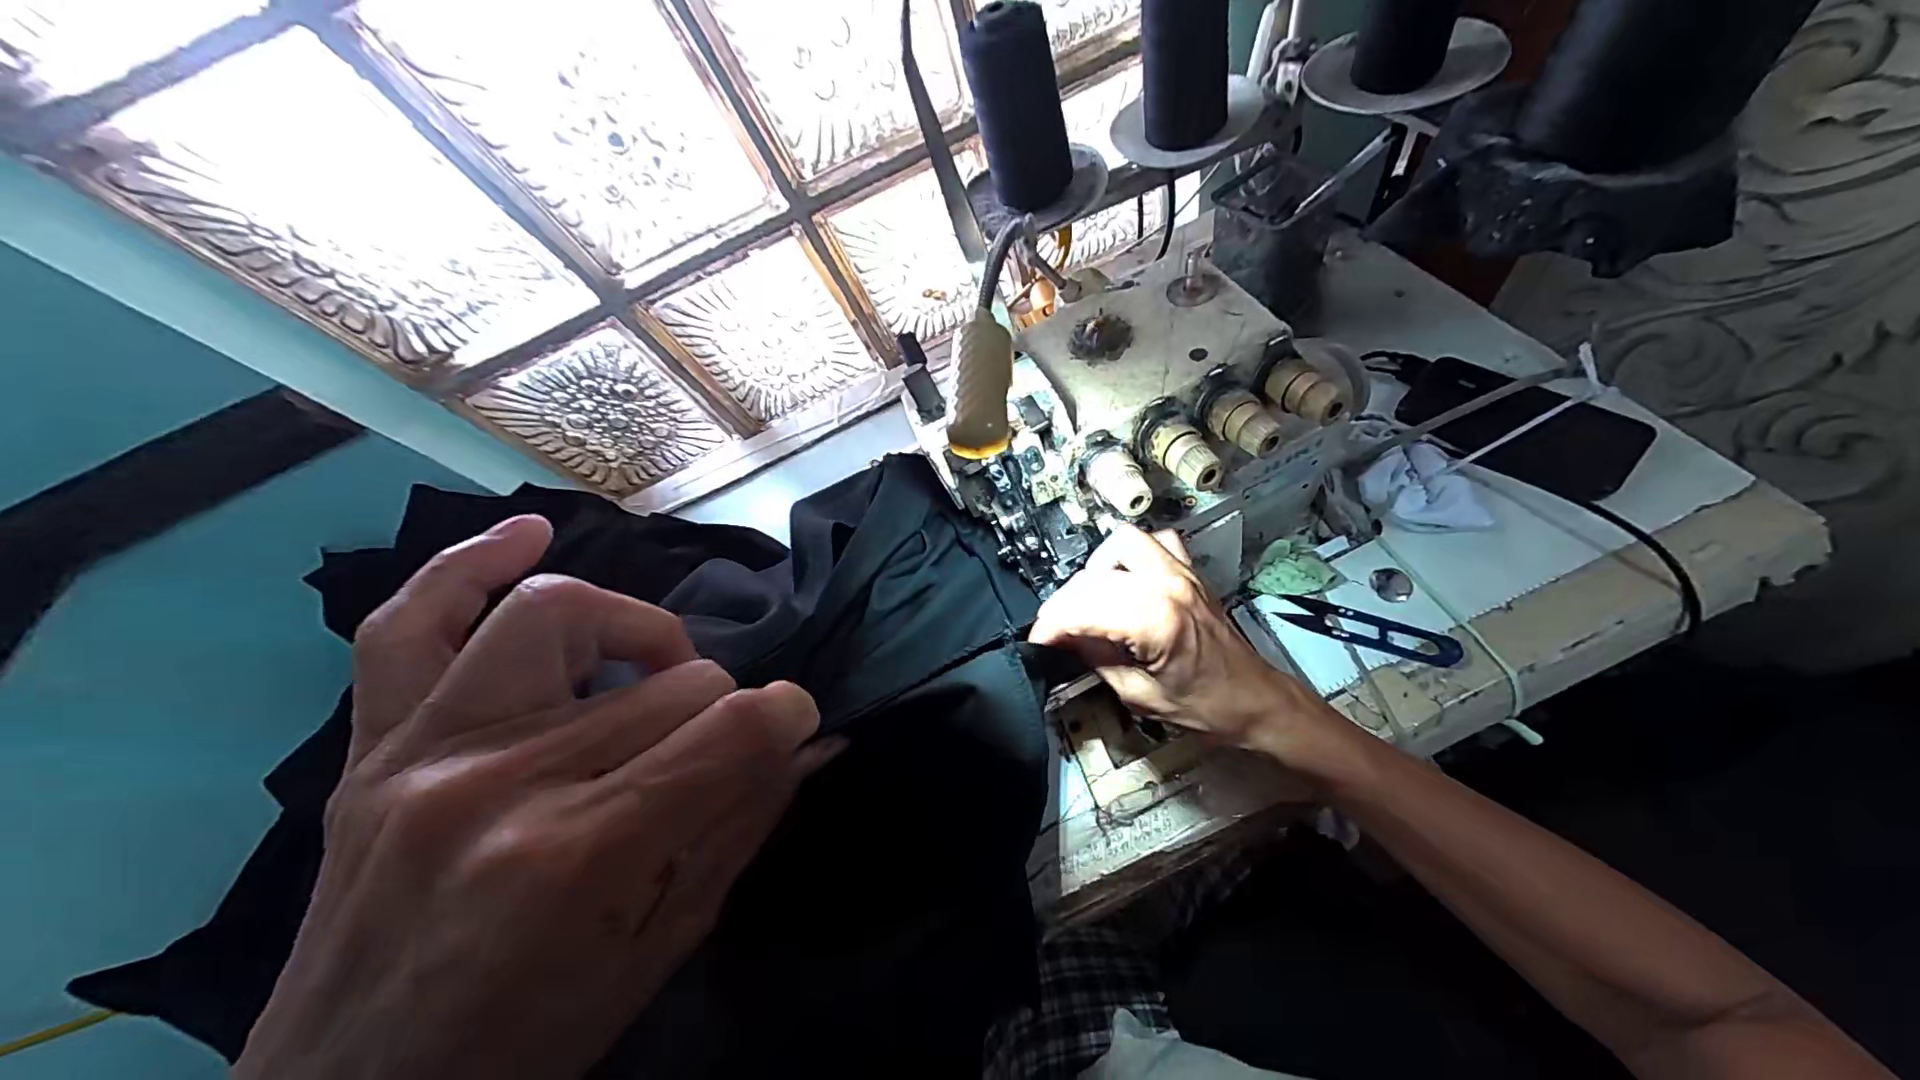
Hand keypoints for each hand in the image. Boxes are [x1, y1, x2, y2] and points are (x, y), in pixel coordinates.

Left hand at [236, 515, 839, 1079]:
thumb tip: (809, 737)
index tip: (796, 722)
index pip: (725, 728)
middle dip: (720, 707)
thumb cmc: (535, 1031)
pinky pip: (408, 622)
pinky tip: (528, 539)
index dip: (784, 713)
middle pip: (671, 678)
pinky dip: (469, 566)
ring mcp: (425, 751)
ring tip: (645, 673)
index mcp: (582, 852)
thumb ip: (743, 819)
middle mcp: (501, 783)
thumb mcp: (668, 939)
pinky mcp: (375, 746)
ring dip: (636, 633)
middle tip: (715, 746)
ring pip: (563, 614)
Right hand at [1029, 523, 1348, 763]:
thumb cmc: (1208, 706)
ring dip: (1096, 570)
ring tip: (1091, 602)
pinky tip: (1126, 581)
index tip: (1039, 641)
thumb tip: (1064, 638)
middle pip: (1092, 576)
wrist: (1255, 700)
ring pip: (1119, 544)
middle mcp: (1168, 585)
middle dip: (1065, 603)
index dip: (1050, 625)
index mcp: (1157, 620)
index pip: (1082, 608)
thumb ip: (1096, 658)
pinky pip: (1153, 542)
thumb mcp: (1139, 695)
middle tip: (1058, 631)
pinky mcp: (1189, 571)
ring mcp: (1180, 572)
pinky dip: (1131, 556)